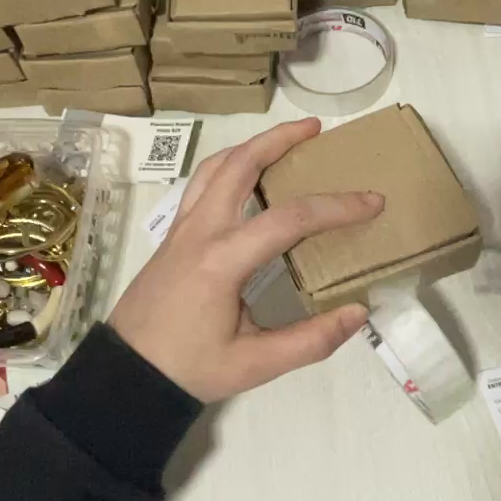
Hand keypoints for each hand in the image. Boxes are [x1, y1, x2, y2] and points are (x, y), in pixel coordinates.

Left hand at [109, 118, 382, 402]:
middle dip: (279, 139)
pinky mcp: (173, 234)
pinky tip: (245, 173)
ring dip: (251, 146)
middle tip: (316, 128)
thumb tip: (358, 312)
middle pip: (240, 165)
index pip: (289, 218)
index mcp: (223, 260)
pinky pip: (201, 183)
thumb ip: (310, 340)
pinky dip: (229, 165)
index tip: (373, 201)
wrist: (128, 371)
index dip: (337, 207)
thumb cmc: (190, 368)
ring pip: (215, 167)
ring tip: (284, 139)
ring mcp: (182, 227)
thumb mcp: (254, 365)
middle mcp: (201, 230)